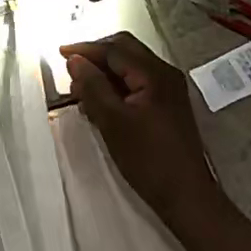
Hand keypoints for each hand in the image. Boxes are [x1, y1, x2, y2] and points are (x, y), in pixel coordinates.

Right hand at [60, 32, 220, 220]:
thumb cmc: (149, 160)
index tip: (61, 54)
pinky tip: (101, 103)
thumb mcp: (112, 121)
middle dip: (96, 56)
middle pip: (124, 51)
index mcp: (154, 74)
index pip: (114, 50)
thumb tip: (74, 60)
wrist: (189, 200)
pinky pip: (138, 83)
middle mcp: (165, 74)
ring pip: (130, 67)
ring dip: (105, 72)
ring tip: (81, 90)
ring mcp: (169, 90)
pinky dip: (117, 86)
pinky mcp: (168, 106)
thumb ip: (92, 86)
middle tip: (72, 66)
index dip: (85, 49)